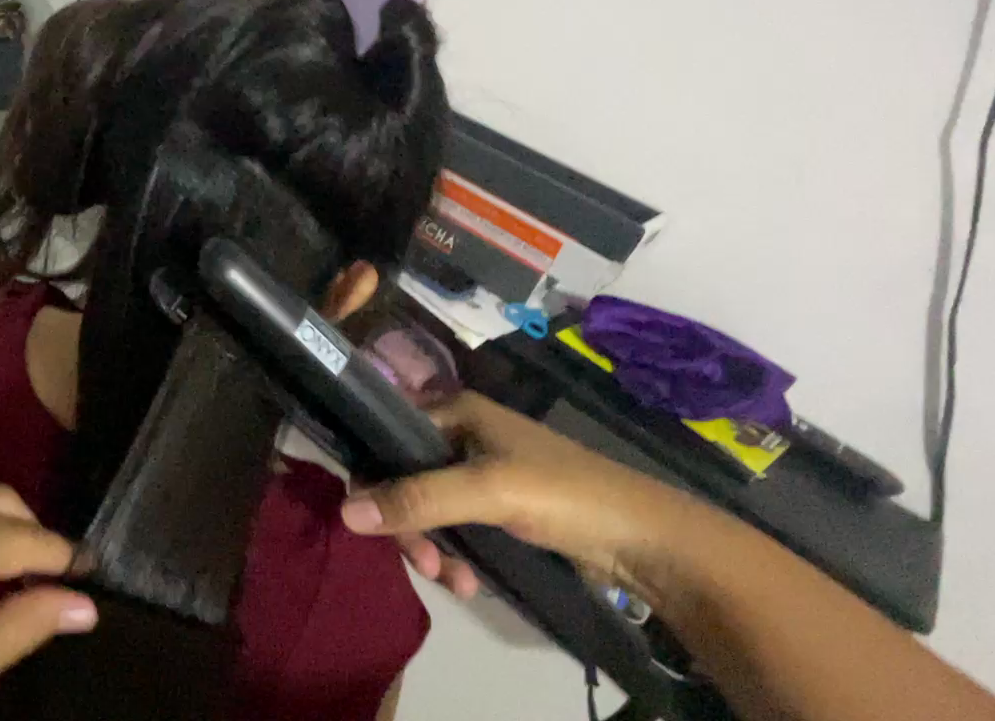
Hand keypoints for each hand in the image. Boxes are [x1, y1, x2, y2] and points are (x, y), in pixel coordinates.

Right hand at [341, 392, 694, 588]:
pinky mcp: (501, 507)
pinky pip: (456, 526)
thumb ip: (417, 500)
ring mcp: (483, 472)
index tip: (374, 526)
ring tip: (452, 581)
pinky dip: (455, 553)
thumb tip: (344, 513)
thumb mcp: (486, 491)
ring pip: (430, 507)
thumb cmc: (564, 494)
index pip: (388, 439)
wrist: (650, 540)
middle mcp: (463, 435)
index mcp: (456, 412)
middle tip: (423, 564)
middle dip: (408, 525)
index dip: (373, 480)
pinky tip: (467, 582)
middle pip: (405, 478)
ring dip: (433, 546)